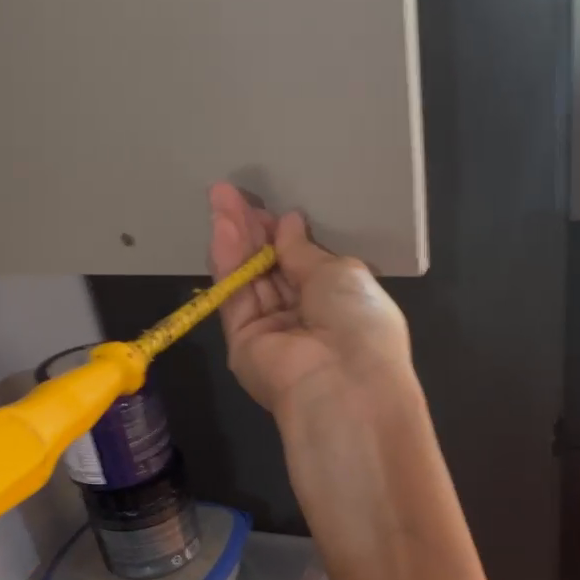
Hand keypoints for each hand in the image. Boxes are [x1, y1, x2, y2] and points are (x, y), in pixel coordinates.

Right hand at [207, 183, 414, 425]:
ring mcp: (274, 333)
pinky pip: (234, 298)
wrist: (341, 386)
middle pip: (274, 270)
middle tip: (232, 194)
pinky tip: (220, 228)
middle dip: (255, 231)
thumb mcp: (342, 273)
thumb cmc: (359, 323)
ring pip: (250, 280)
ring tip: (220, 198)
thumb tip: (290, 224)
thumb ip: (307, 251)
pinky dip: (227, 263)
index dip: (288, 236)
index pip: (307, 265)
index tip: (272, 207)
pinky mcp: (244, 344)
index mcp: (343, 305)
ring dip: (236, 239)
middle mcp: (308, 320)